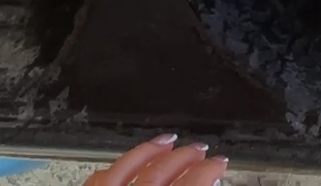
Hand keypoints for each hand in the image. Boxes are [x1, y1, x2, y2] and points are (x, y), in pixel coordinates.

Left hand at [85, 135, 225, 185]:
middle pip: (159, 173)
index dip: (208, 170)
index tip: (220, 162)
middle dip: (184, 157)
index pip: (188, 185)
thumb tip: (209, 183)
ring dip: (152, 151)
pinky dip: (120, 165)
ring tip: (170, 139)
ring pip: (128, 168)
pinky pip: (101, 177)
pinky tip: (130, 159)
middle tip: (201, 149)